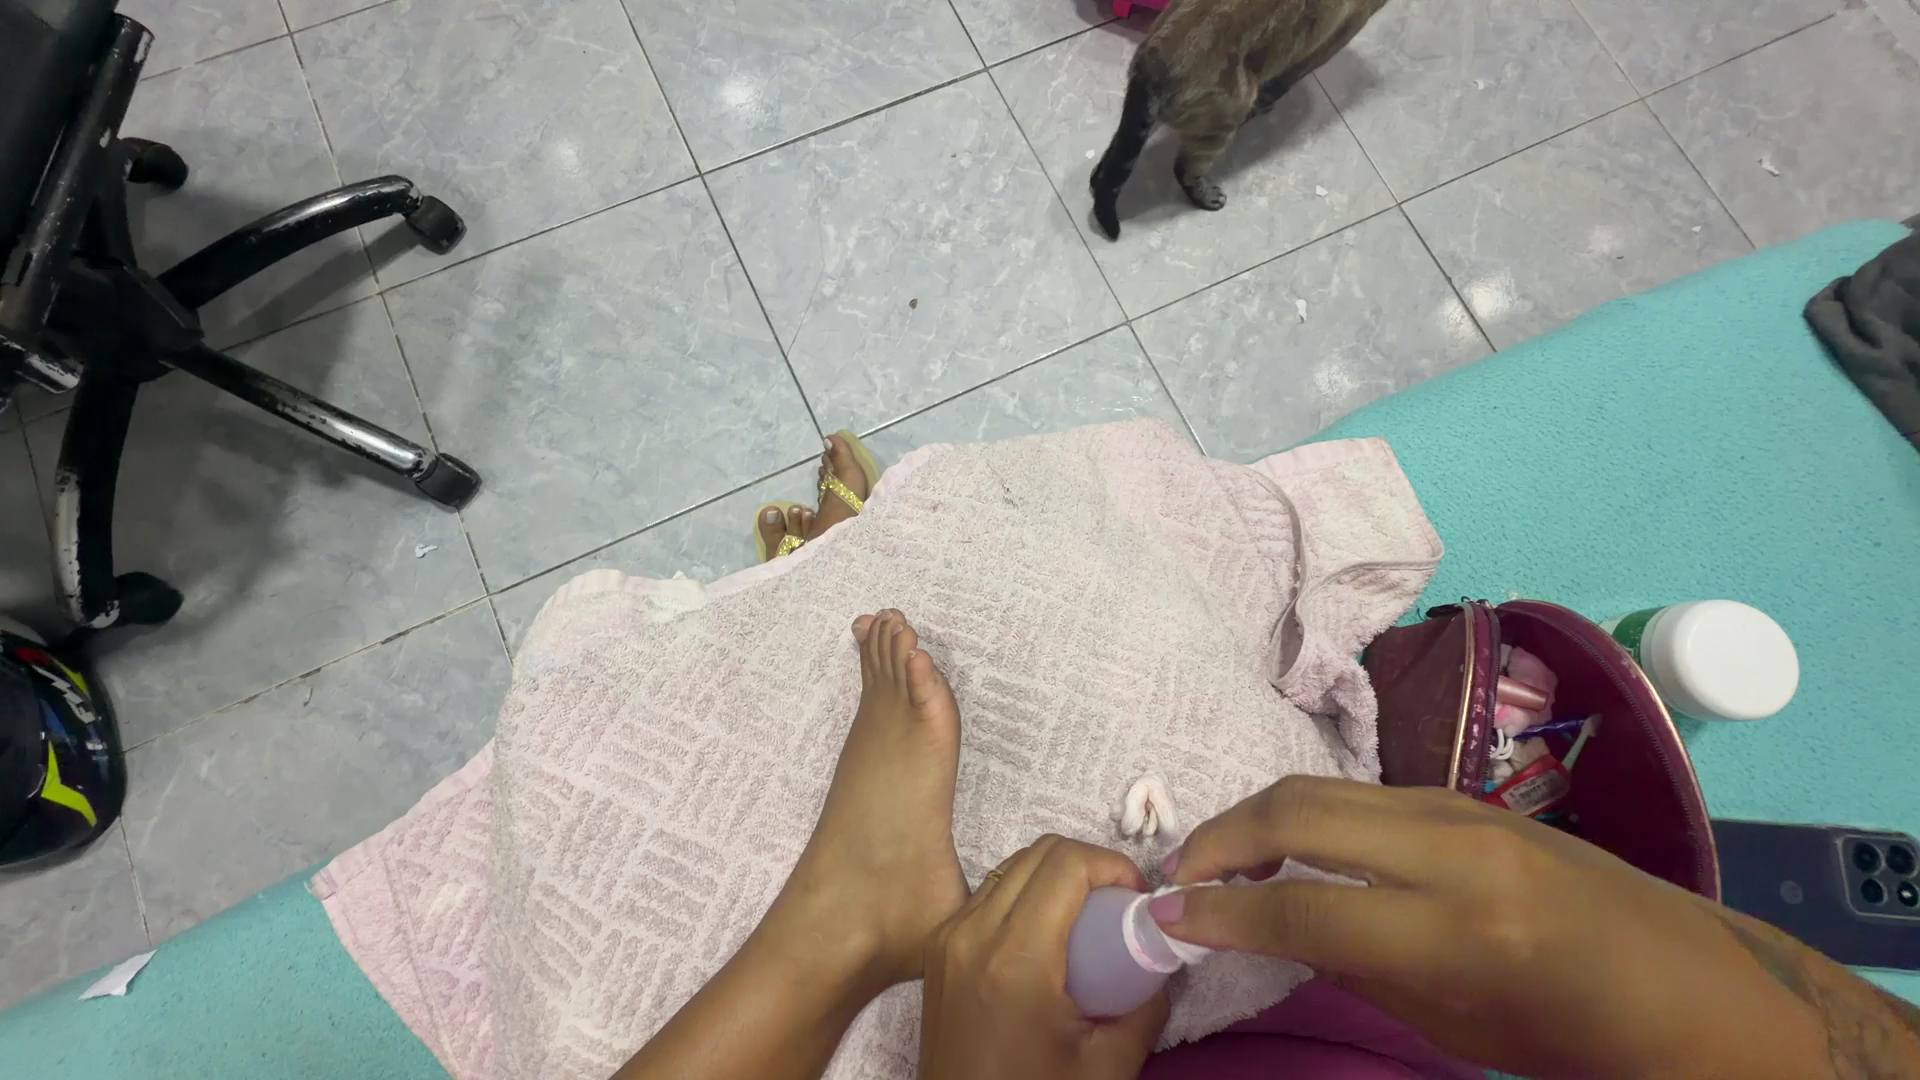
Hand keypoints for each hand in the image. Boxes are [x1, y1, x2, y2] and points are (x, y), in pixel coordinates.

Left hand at [767, 610, 968, 987]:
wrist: (829, 934)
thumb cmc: (896, 922)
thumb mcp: (954, 907)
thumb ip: (994, 886)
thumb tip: (1031, 875)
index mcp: (923, 791)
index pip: (928, 726)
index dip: (923, 685)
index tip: (914, 646)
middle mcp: (895, 767)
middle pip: (897, 697)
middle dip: (895, 654)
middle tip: (889, 616)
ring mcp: (867, 767)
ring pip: (878, 701)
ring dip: (879, 661)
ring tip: (877, 623)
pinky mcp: (851, 775)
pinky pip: (866, 716)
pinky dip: (871, 686)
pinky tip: (868, 670)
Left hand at [921, 835, 1169, 1079]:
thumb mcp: (1106, 1067)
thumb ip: (1145, 1007)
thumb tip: (1163, 958)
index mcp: (1016, 958)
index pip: (1066, 864)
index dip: (1110, 863)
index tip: (1136, 894)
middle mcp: (974, 931)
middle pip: (1039, 852)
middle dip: (1088, 862)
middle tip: (1118, 900)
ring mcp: (949, 933)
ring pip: (1012, 865)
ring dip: (1055, 872)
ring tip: (1087, 910)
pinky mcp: (937, 942)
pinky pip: (989, 891)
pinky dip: (1024, 890)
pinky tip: (1047, 926)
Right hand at [1151, 776, 1919, 1079]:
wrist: (1690, 983)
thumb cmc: (1572, 1035)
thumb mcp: (1450, 1025)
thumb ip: (1346, 962)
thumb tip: (1262, 922)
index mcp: (1461, 931)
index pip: (1303, 908)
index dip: (1220, 913)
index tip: (1167, 916)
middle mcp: (1451, 848)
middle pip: (1294, 812)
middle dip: (1218, 838)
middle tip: (1179, 873)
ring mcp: (1452, 805)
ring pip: (1313, 787)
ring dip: (1248, 817)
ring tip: (1215, 855)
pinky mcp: (1450, 790)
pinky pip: (1347, 792)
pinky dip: (1294, 813)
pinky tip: (1278, 842)